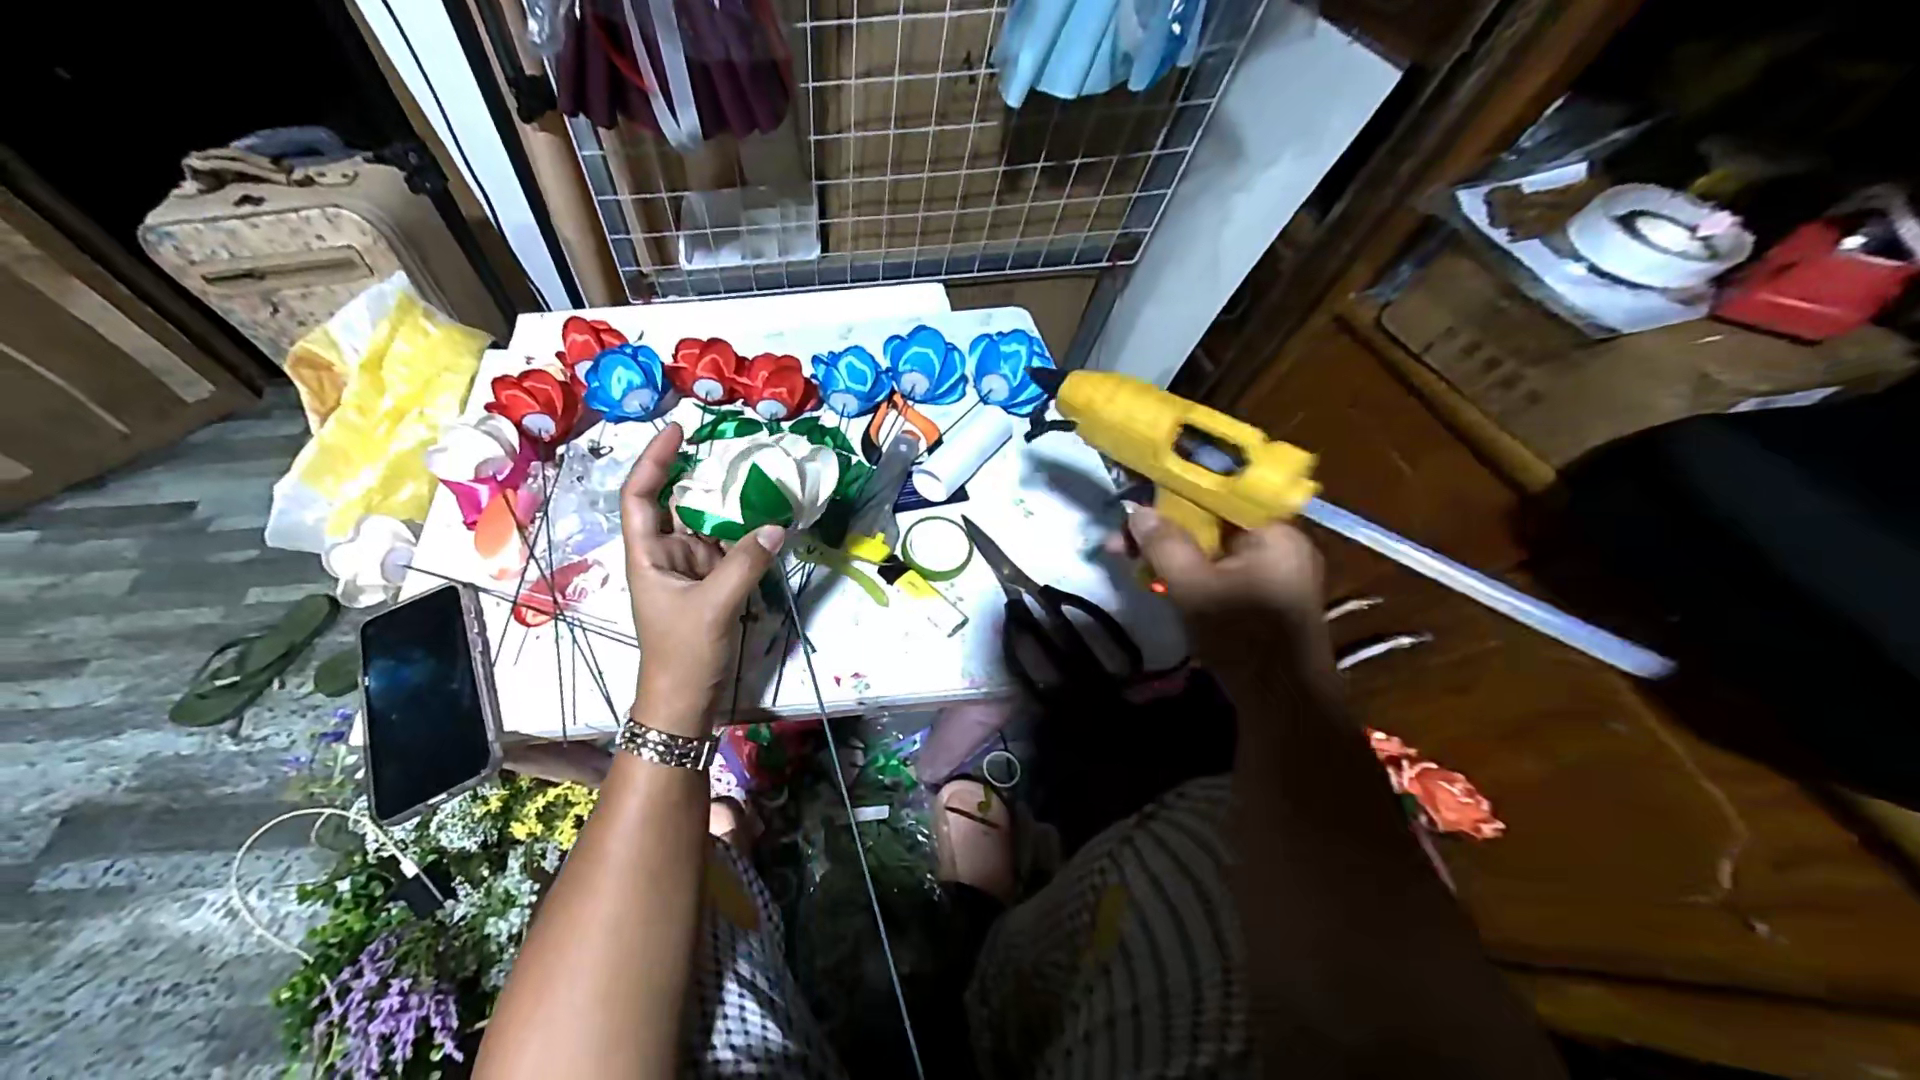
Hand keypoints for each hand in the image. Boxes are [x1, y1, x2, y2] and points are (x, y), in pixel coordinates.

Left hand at [620, 424, 783, 734]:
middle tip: (733, 449)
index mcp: (647, 555)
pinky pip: (729, 547)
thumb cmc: (683, 654)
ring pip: (708, 525)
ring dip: (729, 504)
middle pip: (677, 503)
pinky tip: (767, 518)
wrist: (686, 699)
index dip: (654, 461)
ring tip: (757, 476)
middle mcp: (666, 554)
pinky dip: (746, 533)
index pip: (641, 497)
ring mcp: (691, 568)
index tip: (678, 432)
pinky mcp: (713, 583)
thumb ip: (745, 563)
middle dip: (701, 476)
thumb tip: (776, 526)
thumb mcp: (714, 606)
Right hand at [1123, 505, 1332, 683]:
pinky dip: (1191, 571)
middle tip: (1123, 539)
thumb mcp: (1194, 587)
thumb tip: (1137, 510)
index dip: (1177, 492)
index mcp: (1275, 532)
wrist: (1282, 704)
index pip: (1223, 492)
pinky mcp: (1263, 596)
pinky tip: (1160, 579)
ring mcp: (1274, 572)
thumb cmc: (1243, 638)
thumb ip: (1164, 545)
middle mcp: (1280, 544)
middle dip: (1166, 528)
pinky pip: (1221, 569)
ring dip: (1173, 551)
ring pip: (1214, 547)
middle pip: (1214, 521)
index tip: (1140, 500)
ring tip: (1131, 558)